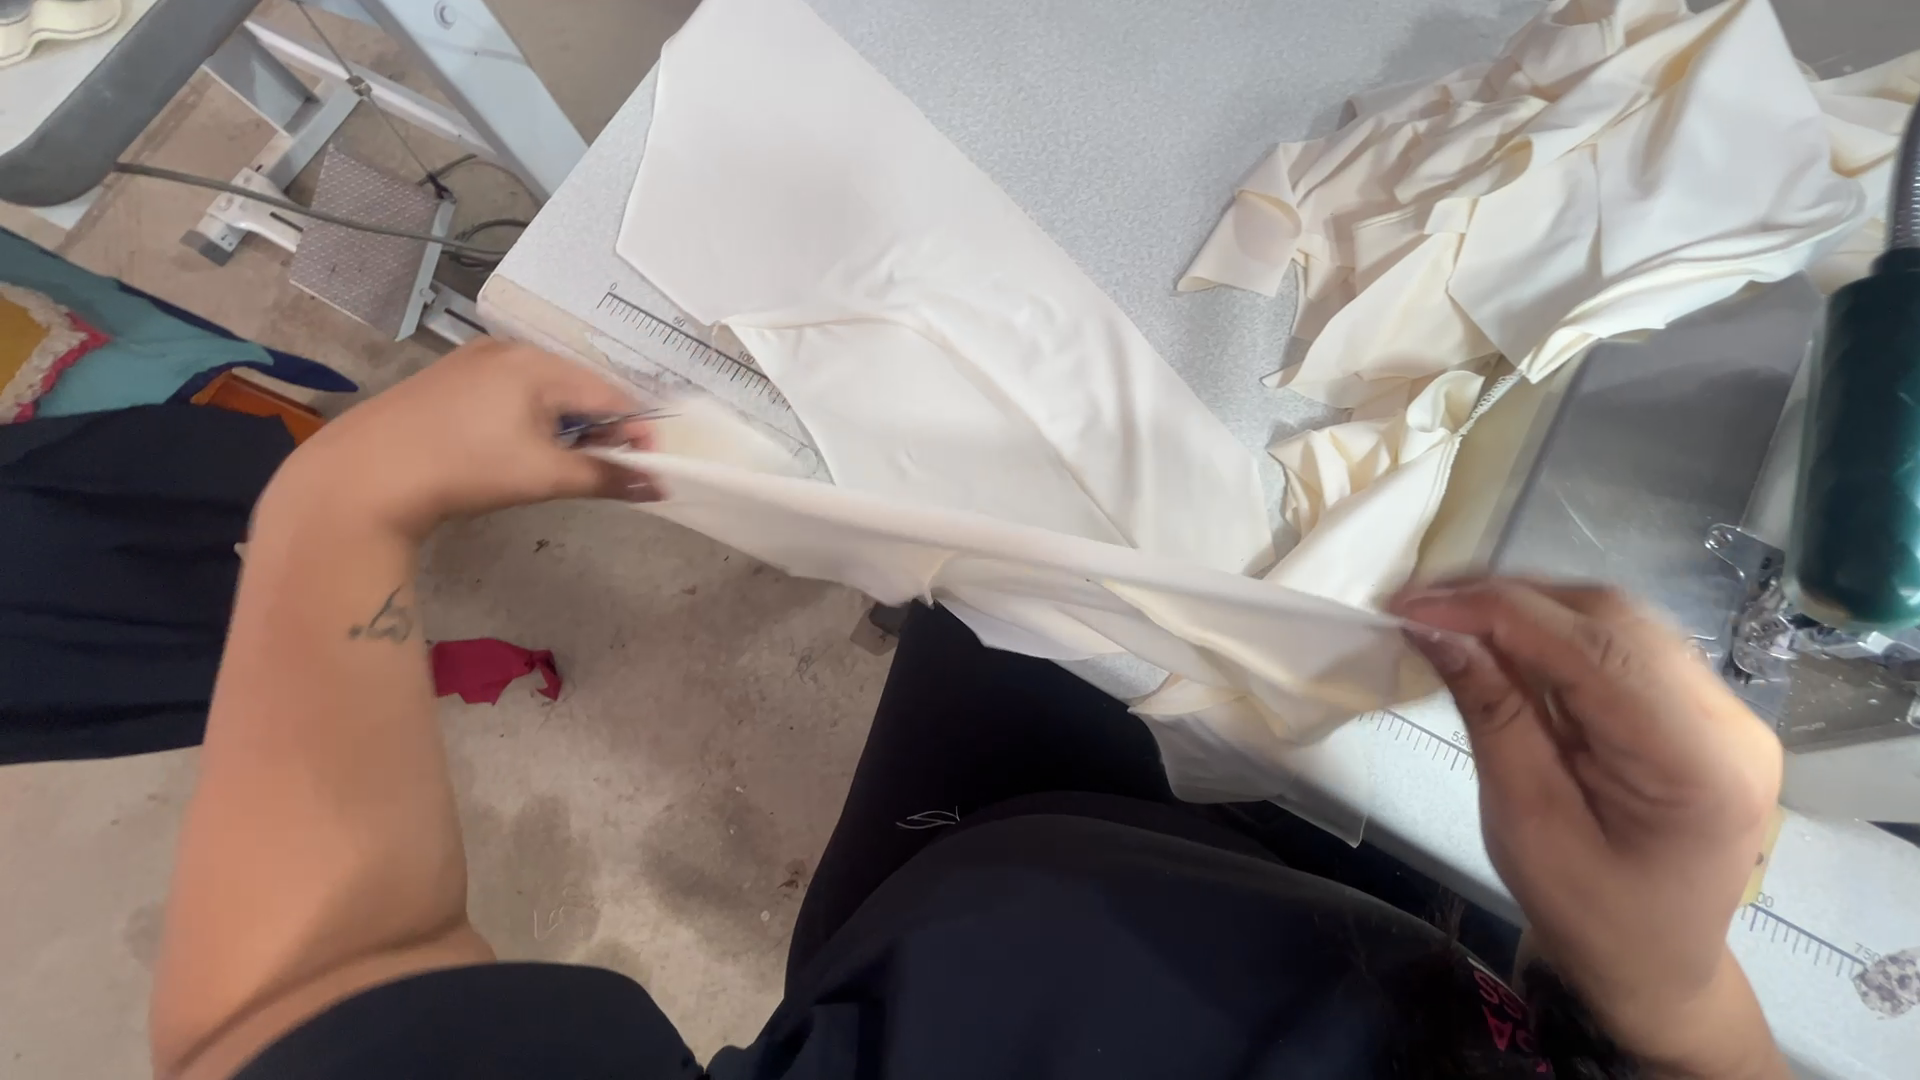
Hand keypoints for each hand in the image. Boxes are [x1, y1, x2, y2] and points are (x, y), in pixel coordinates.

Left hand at [266, 338, 657, 540]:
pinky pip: (519, 392)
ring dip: (574, 426)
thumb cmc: (463, 469)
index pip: (612, 394)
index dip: (640, 431)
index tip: (653, 466)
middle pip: (583, 388)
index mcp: (537, 365)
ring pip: (551, 391)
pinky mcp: (456, 379)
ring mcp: (479, 360)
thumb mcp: (545, 476)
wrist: (361, 478)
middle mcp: (511, 350)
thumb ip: (608, 477)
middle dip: (607, 428)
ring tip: (572, 461)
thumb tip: (660, 487)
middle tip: (613, 467)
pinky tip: (529, 447)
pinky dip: (539, 419)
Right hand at [1391, 580, 1785, 1078]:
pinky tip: (1493, 635)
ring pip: (1609, 616)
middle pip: (1606, 617)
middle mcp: (1726, 719)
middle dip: (1500, 597)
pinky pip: (1612, 639)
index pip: (1588, 648)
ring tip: (1444, 614)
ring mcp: (1719, 707)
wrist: (1653, 957)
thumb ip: (1490, 714)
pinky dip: (1542, 626)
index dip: (1490, 610)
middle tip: (1415, 605)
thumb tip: (1434, 631)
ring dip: (1518, 604)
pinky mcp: (1692, 704)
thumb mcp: (1522, 816)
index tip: (1406, 606)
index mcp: (1693, 763)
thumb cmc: (1585, 908)